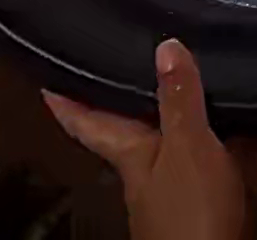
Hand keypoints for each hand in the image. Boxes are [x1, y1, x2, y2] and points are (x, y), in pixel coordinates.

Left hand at [43, 40, 245, 239]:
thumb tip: (165, 45)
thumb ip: (179, 99)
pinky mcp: (192, 199)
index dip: (67, 103)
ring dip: (156, 112)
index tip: (47, 82)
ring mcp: (165, 189)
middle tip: (112, 65)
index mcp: (129, 156)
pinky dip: (190, 130)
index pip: (89, 124)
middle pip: (121, 131)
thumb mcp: (187, 146)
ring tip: (163, 80)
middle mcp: (141, 171)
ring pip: (154, 139)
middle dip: (116, 102)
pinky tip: (208, 120)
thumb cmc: (190, 212)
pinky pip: (185, 151)